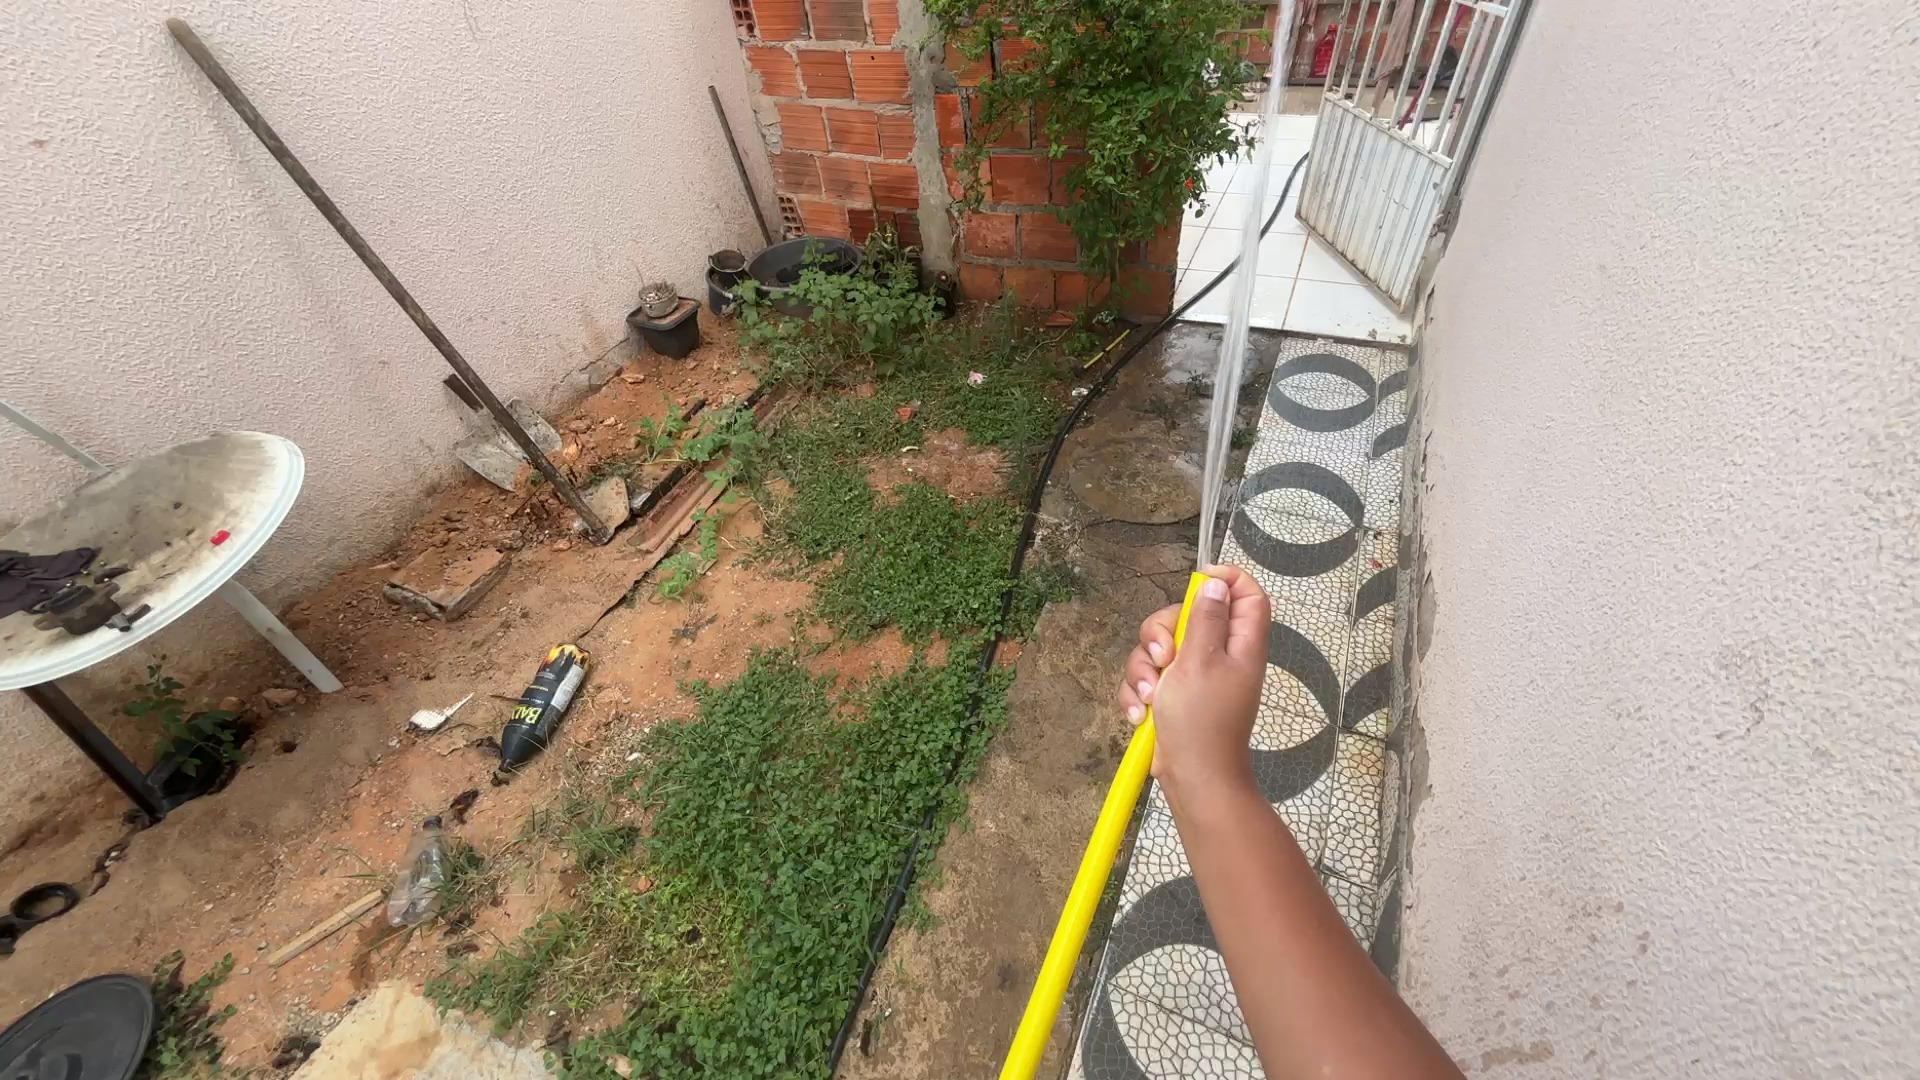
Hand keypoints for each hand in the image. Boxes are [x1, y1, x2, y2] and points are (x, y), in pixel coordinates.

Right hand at [1118, 564, 1270, 804]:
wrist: (1191, 777)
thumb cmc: (1201, 721)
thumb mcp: (1200, 662)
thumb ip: (1205, 619)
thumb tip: (1215, 584)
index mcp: (1239, 644)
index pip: (1246, 594)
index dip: (1225, 579)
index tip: (1197, 581)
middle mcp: (1217, 654)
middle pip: (1186, 615)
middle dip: (1161, 633)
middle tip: (1163, 658)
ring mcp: (1193, 675)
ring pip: (1158, 646)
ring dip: (1143, 670)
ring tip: (1149, 697)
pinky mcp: (1170, 693)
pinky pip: (1147, 675)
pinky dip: (1138, 692)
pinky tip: (1139, 713)